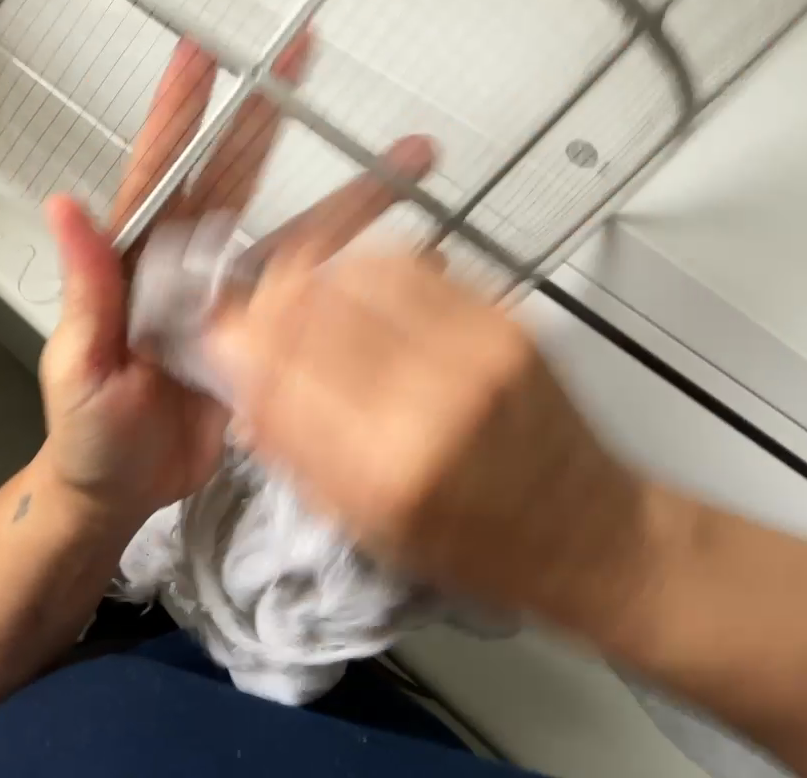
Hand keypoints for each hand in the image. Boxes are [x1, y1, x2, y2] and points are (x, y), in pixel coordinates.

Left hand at [37, 34, 435, 524]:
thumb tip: (62, 205)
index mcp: (134, 260)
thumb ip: (84, 289)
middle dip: (267, 114)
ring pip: (292, 231)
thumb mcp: (77, 362)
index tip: (201, 52)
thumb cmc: (87, 430)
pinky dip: (351, 268)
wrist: (122, 488)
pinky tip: (396, 246)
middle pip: (233, 175)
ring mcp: (230, 297)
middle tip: (303, 56)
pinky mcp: (264, 337)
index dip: (180, 111)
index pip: (159, 170)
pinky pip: (309, 293)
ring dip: (346, 195)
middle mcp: (187, 264)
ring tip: (404, 158)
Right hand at [210, 246, 663, 624]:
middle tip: (254, 308)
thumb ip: (292, 447)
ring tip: (297, 294)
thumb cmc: (472, 543)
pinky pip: (409, 262)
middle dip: (264, 298)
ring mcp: (474, 349)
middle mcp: (430, 399)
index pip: (278, 369)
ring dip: (309, 276)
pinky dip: (363, 266)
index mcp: (385, 467)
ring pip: (353, 270)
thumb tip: (238, 376)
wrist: (585, 530)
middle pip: (309, 305)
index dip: (236, 338)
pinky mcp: (503, 318)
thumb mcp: (364, 524)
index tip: (220, 332)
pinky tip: (351, 287)